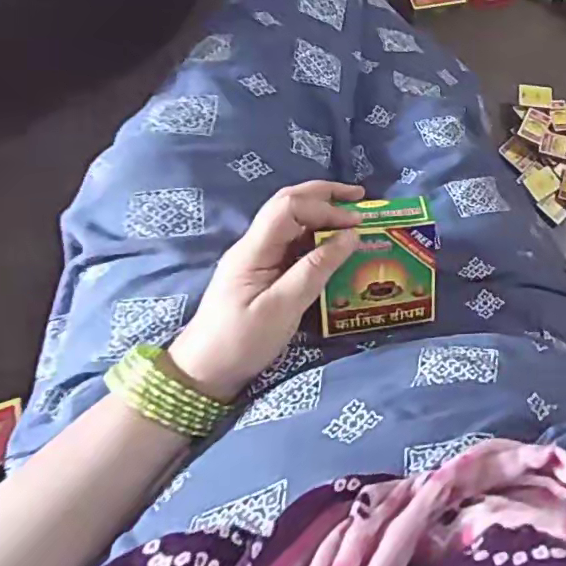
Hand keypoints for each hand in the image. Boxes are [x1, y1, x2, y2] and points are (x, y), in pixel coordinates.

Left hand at [165, 180, 362, 401]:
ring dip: (323, 212)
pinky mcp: (264, 271)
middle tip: (361, 196)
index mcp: (254, 249)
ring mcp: (258, 257)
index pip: (290, 207)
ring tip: (354, 216)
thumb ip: (315, 269)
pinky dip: (318, 235)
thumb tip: (350, 236)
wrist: (204, 371)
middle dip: (325, 195)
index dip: (327, 208)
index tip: (359, 223)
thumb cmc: (240, 342)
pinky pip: (294, 242)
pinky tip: (336, 243)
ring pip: (292, 220)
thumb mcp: (282, 309)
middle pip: (289, 202)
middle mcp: (255, 244)